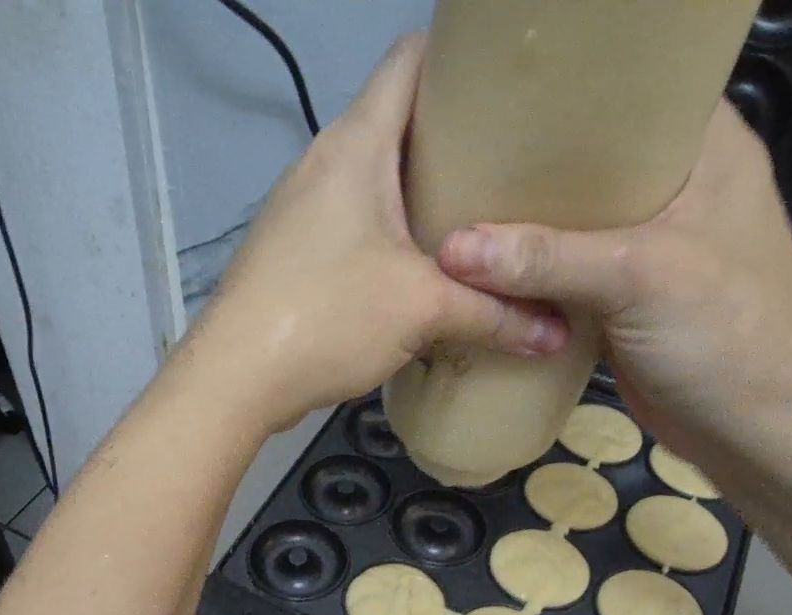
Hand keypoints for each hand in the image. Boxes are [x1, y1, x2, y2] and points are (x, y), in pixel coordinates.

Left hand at [170, 34, 566, 435]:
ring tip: (477, 218)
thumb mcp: (422, 311)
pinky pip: (353, 223)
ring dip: (420, 194)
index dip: (458, 59)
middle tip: (511, 164)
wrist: (235, 378)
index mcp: (355, 146)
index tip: (505, 87)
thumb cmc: (326, 316)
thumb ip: (494, 315)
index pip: (408, 61)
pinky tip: (422, 268)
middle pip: (395, 121)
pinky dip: (390, 234)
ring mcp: (301, 209)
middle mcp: (322, 163)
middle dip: (453, 137)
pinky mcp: (292, 252)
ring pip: (373, 179)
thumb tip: (557, 334)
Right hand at [434, 103, 791, 460]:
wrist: (761, 433)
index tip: (490, 111)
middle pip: (585, 163)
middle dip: (522, 171)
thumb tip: (451, 249)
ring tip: (452, 215)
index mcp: (704, 150)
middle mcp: (676, 188)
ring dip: (519, 230)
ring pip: (569, 224)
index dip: (560, 99)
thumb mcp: (640, 278)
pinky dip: (528, 277)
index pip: (627, 96)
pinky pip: (565, 274)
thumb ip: (547, 258)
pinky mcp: (624, 297)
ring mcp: (649, 246)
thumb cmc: (728, 335)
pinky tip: (480, 273)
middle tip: (455, 166)